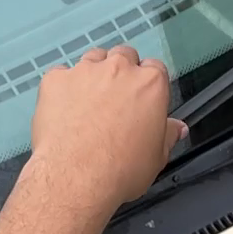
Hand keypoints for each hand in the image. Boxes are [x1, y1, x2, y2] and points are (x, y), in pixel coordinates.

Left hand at [27, 46, 186, 214]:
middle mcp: (119, 69)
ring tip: (89, 104)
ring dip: (94, 75)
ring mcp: (85, 70)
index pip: (155, 69)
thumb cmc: (122, 169)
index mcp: (150, 84)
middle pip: (124, 56)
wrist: (77, 177)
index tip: (143, 101)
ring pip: (93, 59)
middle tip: (116, 101)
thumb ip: (167, 135)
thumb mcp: (156, 158)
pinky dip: (64, 88)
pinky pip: (61, 75)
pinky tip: (64, 112)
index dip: (149, 84)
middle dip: (122, 73)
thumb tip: (176, 128)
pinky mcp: (56, 79)